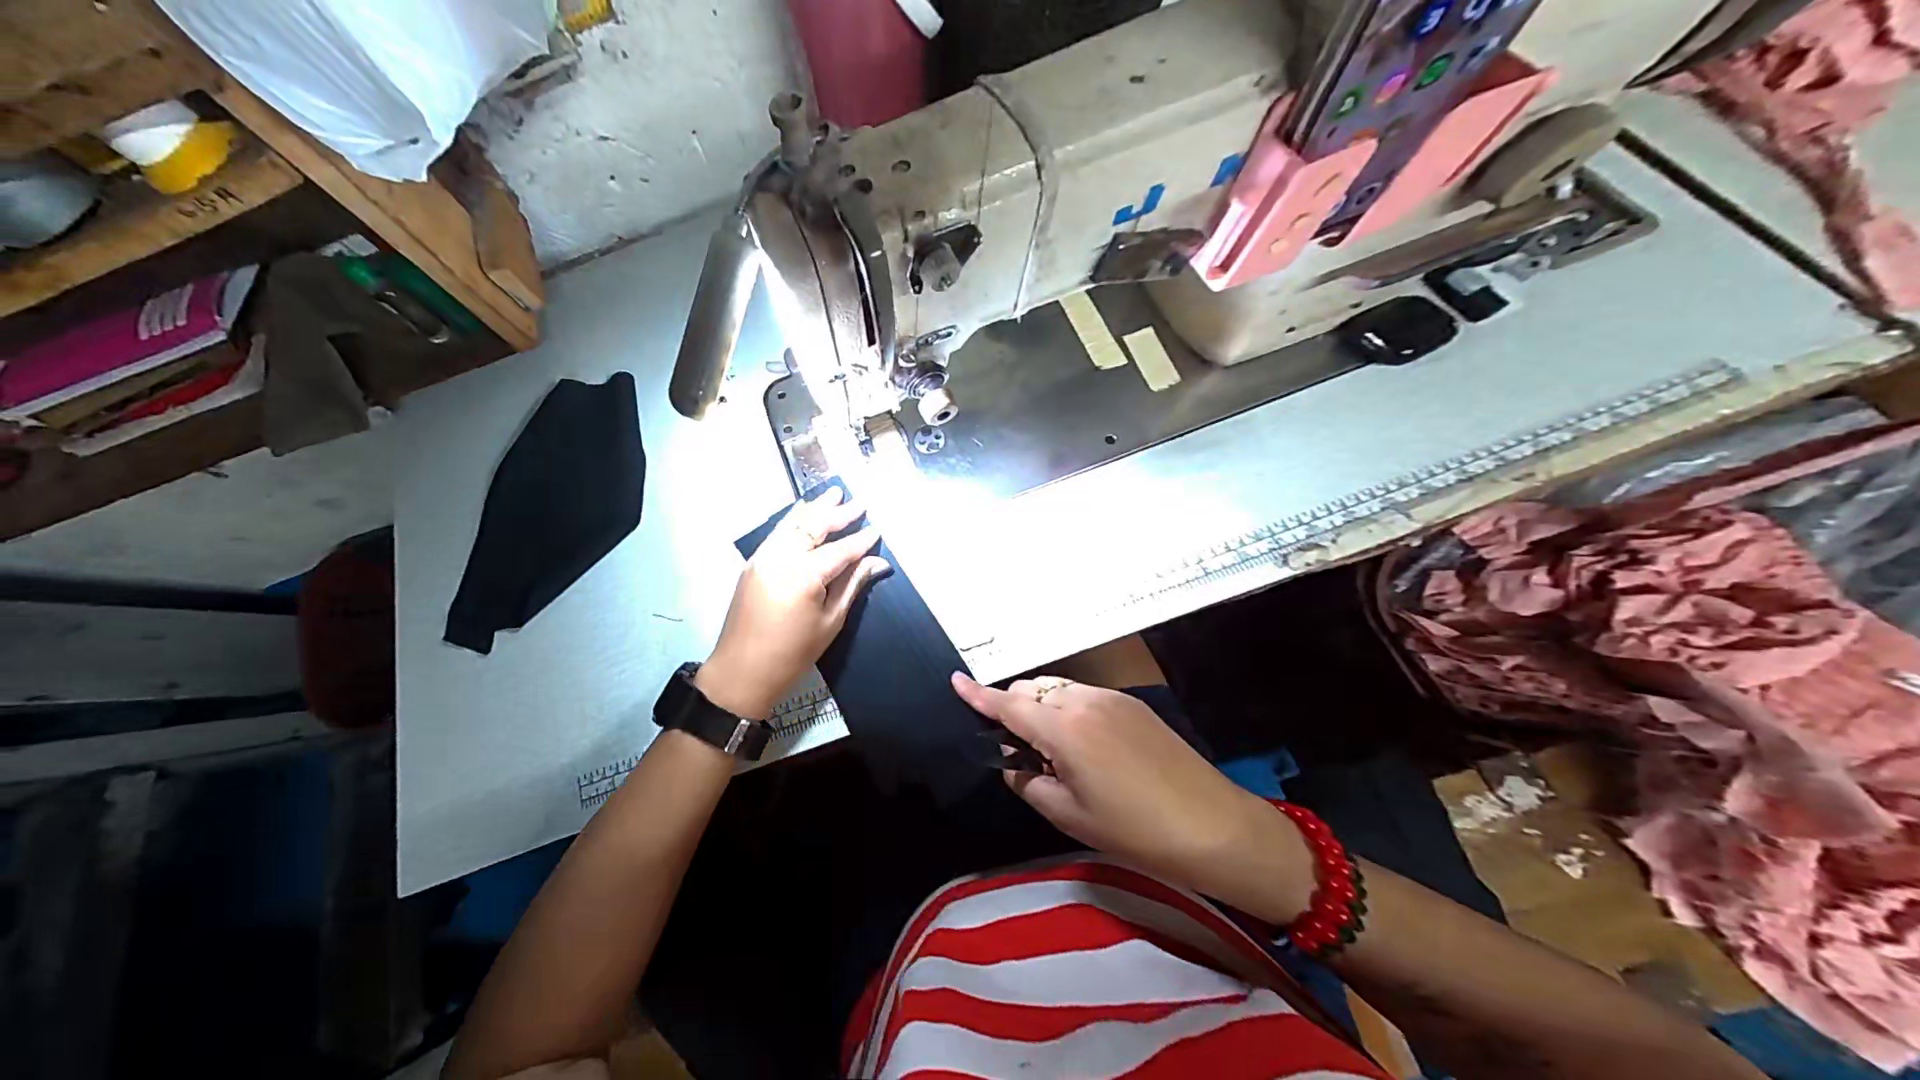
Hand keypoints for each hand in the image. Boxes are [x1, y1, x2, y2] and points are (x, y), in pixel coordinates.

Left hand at [697, 489, 888, 718]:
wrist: (741, 671)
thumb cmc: (792, 654)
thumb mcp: (830, 622)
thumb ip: (852, 585)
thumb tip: (877, 562)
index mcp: (803, 576)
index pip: (839, 550)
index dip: (860, 540)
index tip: (877, 529)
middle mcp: (781, 558)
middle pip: (813, 527)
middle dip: (838, 513)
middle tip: (859, 502)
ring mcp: (763, 558)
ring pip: (792, 524)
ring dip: (814, 509)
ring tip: (833, 494)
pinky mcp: (753, 563)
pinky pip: (777, 532)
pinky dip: (794, 520)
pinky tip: (805, 514)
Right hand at [952, 672, 1316, 922]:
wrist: (1213, 825)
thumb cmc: (1133, 829)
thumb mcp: (1068, 814)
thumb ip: (1028, 782)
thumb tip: (1014, 764)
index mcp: (1062, 727)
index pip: (1008, 702)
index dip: (978, 694)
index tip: (955, 680)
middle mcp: (1084, 700)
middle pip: (1033, 690)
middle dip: (1015, 708)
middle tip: (1021, 752)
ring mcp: (1113, 698)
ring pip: (1060, 690)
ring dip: (1044, 709)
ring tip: (1057, 753)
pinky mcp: (1135, 705)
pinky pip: (1086, 697)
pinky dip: (1071, 711)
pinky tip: (1087, 748)